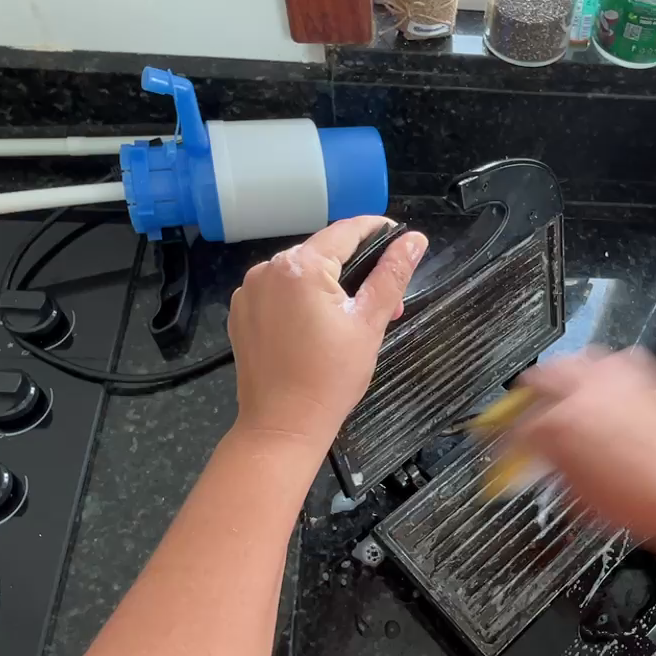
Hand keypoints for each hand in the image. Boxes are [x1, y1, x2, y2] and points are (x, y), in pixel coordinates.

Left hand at [228, 216, 425, 449]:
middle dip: (357, 269)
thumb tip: (414, 239)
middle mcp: (267, 270)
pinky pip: (279, 292)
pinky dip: (302, 300)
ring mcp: (248, 291)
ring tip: (354, 320)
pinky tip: (319, 328)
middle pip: (323, 253)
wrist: (282, 425)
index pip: (346, 231)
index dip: (376, 230)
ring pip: (300, 273)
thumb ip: (392, 275)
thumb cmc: (330, 378)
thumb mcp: (369, 323)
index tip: (399, 235)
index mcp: (300, 267)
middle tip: (387, 302)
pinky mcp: (241, 313)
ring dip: (330, 285)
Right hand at [509, 348, 655, 541]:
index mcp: (557, 423)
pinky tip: (604, 388)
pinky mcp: (643, 374)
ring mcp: (614, 377)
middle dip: (527, 395)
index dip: (504, 437)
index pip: (515, 425)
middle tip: (525, 411)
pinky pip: (614, 361)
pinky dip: (603, 372)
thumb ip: (549, 466)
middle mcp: (582, 390)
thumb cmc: (636, 501)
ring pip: (575, 359)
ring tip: (564, 394)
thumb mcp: (575, 494)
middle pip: (539, 377)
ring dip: (564, 376)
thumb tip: (539, 458)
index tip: (503, 444)